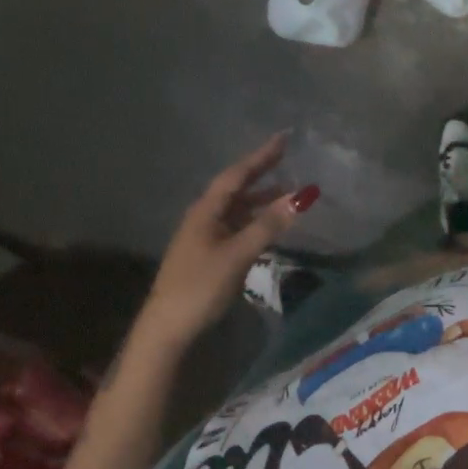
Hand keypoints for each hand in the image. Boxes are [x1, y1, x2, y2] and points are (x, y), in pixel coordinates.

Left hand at [139, 133, 317, 343]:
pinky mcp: (207, 256)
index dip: (261, 156)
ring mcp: (204, 237)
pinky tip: (269, 227)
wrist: (166, 330)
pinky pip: (236, 227)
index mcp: (206, 210)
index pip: (237, 175)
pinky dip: (255, 221)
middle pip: (236, 188)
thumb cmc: (200, 286)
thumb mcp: (238, 254)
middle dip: (261, 173)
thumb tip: (301, 195)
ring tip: (286, 194)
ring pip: (236, 209)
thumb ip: (269, 224)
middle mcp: (204, 217)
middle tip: (287, 158)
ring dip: (260, 199)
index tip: (283, 138)